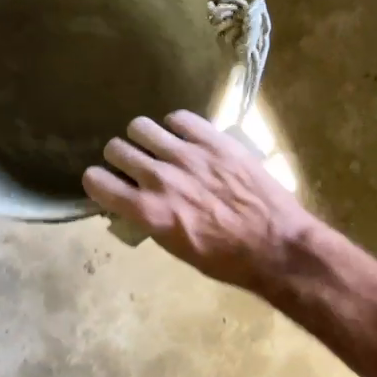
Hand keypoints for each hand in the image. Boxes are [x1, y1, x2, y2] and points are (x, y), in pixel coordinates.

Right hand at [83, 110, 318, 292]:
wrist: (282, 249)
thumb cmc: (228, 259)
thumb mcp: (175, 248)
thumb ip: (147, 217)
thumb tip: (130, 199)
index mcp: (148, 211)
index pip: (95, 180)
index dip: (99, 181)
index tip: (111, 185)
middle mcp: (159, 178)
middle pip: (115, 148)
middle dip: (123, 158)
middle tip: (140, 166)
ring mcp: (186, 156)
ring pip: (139, 126)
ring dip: (146, 139)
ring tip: (162, 148)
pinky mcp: (213, 141)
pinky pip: (178, 117)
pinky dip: (178, 127)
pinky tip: (188, 139)